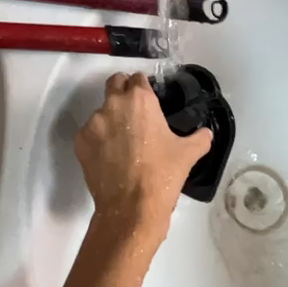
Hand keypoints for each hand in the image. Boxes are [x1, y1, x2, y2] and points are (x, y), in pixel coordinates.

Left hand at [75, 72, 213, 249]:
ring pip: (102, 111)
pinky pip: (90, 133)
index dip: (143, 87)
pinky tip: (110, 158)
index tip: (149, 100)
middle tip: (134, 112)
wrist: (131, 208)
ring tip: (123, 143)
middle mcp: (113, 104)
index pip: (138, 78)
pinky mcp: (80, 142)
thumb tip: (206, 134)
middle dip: (123, 91)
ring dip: (111, 119)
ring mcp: (93, 122)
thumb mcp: (188, 154)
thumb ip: (200, 138)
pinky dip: (98, 140)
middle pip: (115, 83)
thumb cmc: (162, 175)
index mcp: (140, 99)